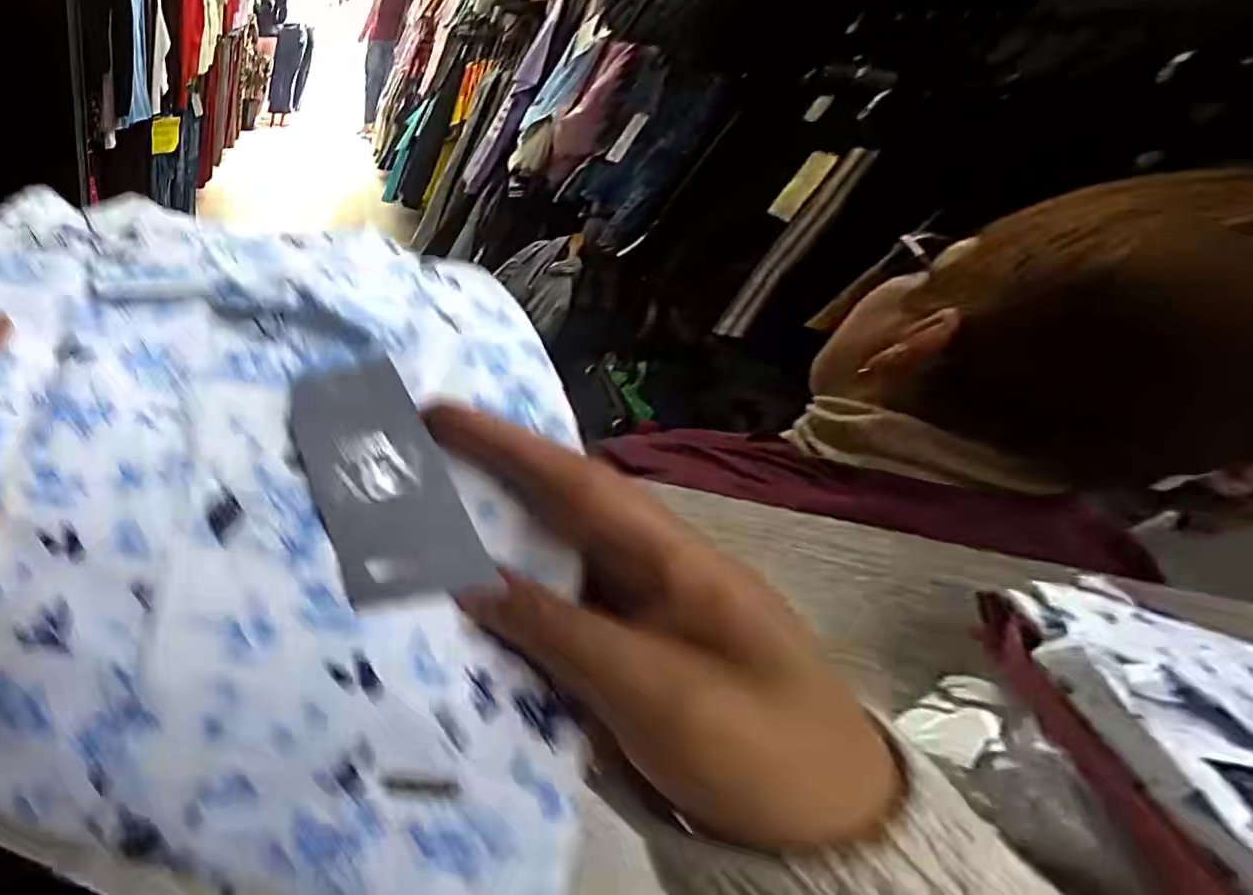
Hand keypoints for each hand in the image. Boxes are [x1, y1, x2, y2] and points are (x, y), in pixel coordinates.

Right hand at [427, 405, 901, 851]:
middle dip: (490, 473)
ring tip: (428, 513)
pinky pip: (553, 602)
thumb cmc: (757, 750)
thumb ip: (558, 630)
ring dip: (493, 531)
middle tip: (421, 454)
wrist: (831, 839)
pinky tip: (471, 596)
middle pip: (557, 504)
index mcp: (670, 555)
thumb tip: (470, 583)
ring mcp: (635, 605)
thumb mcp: (655, 692)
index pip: (574, 481)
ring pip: (550, 552)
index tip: (442, 413)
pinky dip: (509, 592)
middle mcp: (648, 564)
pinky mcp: (622, 643)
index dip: (504, 444)